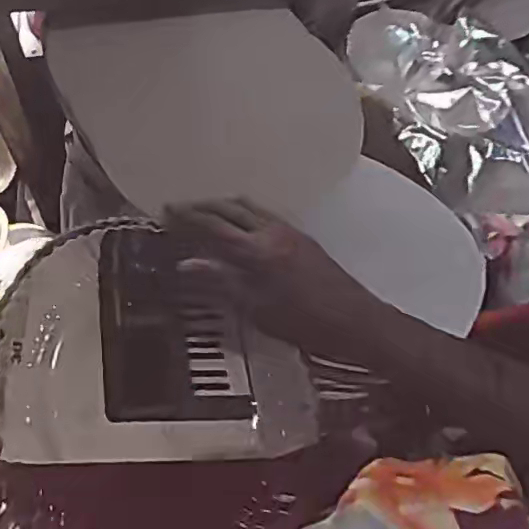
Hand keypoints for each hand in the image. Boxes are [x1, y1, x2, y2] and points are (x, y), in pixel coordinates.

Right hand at [163, 198, 397, 359]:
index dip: (187, 217)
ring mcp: (289, 231)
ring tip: (204, 211)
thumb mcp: (256, 309)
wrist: (361, 324)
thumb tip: (186, 263)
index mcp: (257, 251)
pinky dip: (242, 210)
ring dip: (222, 205)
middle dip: (201, 206)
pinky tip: (238, 222)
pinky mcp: (301, 236)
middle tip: (179, 209)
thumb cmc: (306, 323)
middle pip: (228, 208)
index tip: (167, 211)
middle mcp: (271, 232)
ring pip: (247, 206)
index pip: (213, 225)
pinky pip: (263, 212)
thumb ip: (220, 281)